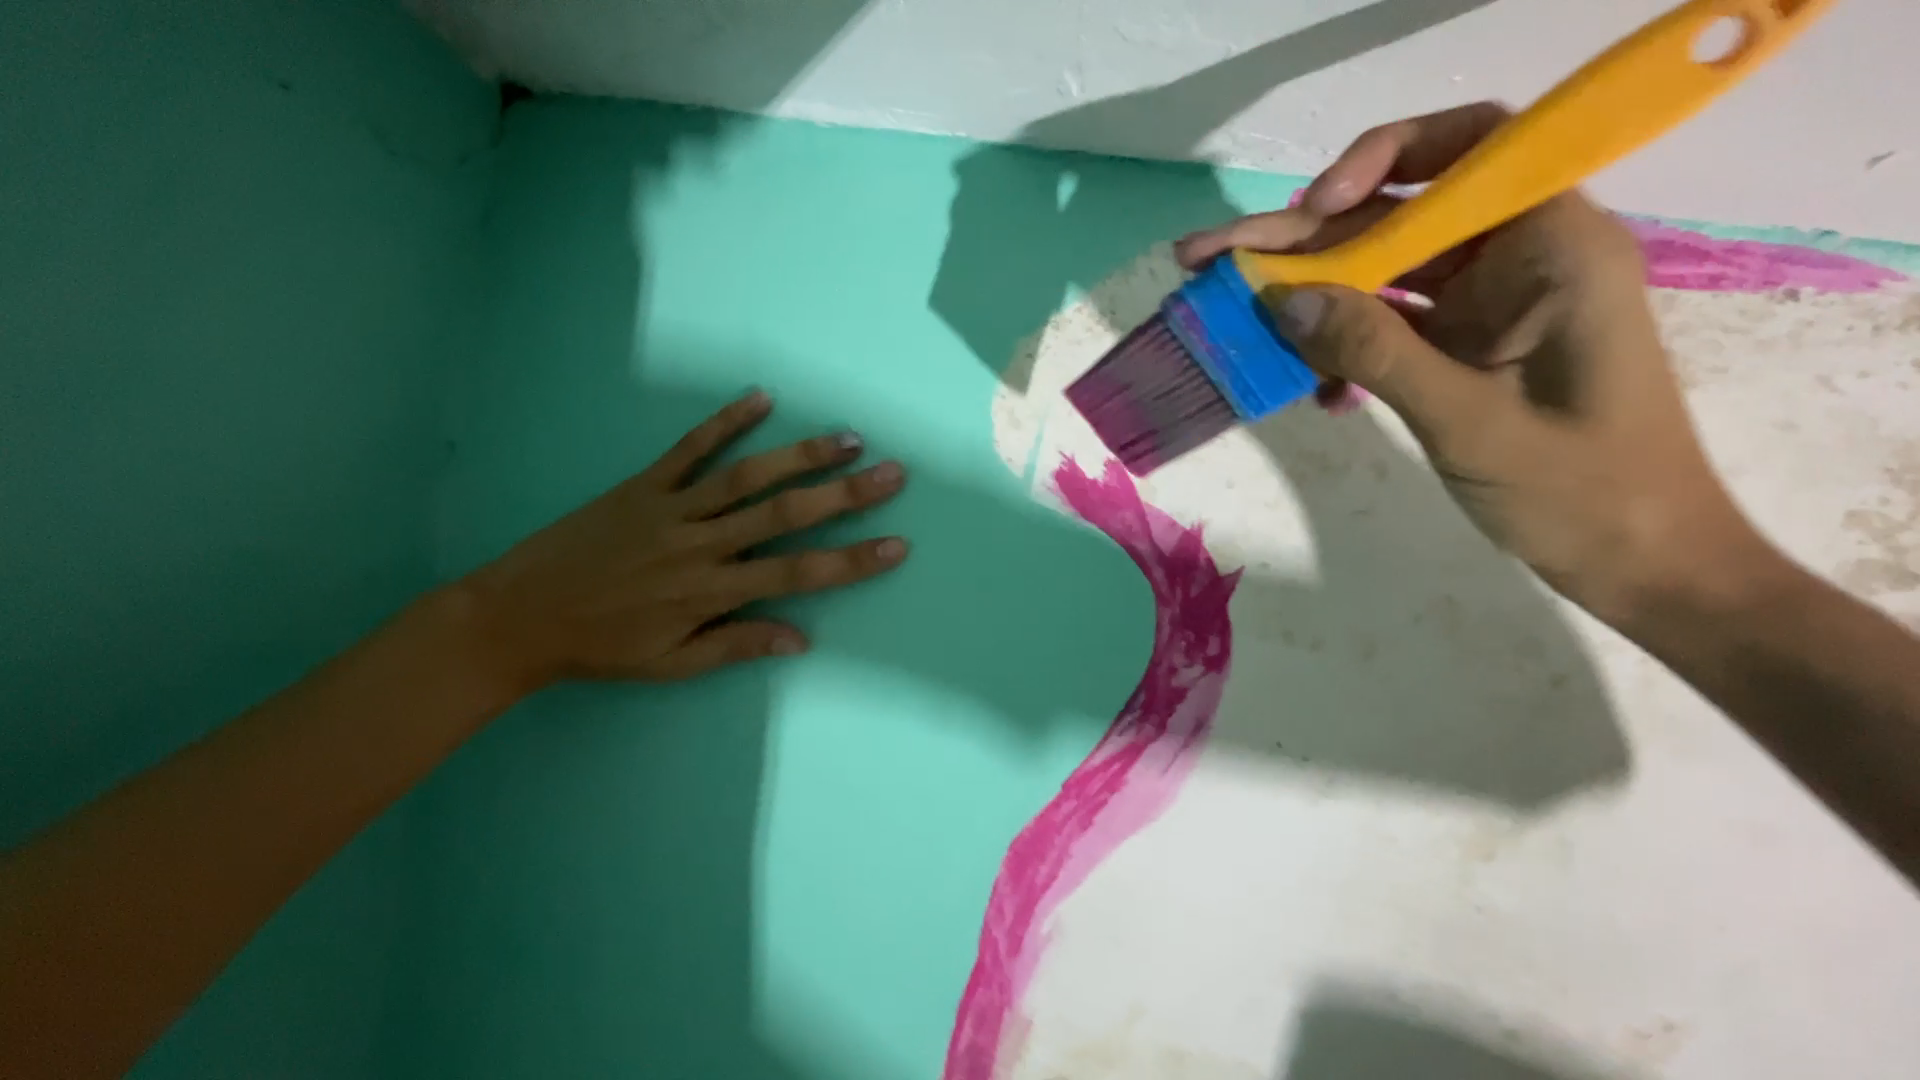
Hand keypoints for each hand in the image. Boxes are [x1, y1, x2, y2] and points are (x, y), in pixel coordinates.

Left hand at [453, 389, 908, 690]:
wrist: (517, 614)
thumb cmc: (601, 646)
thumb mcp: (670, 664)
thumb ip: (735, 646)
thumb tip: (801, 640)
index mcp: (709, 593)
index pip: (796, 576)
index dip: (850, 561)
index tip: (896, 546)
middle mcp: (699, 545)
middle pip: (783, 516)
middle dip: (842, 495)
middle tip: (892, 473)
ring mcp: (670, 509)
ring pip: (746, 477)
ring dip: (799, 455)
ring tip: (847, 437)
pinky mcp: (641, 485)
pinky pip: (688, 450)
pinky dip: (724, 423)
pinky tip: (759, 399)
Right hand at [1174, 103, 1769, 622]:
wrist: (1639, 559)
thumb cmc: (1579, 489)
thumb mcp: (1466, 419)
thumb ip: (1374, 350)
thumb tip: (1281, 298)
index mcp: (1550, 246)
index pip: (1468, 147)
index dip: (1383, 159)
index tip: (1315, 205)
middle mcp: (1519, 257)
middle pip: (1399, 215)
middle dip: (1304, 238)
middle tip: (1210, 257)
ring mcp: (1491, 304)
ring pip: (1384, 271)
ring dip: (1310, 294)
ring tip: (1232, 311)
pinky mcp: (1470, 347)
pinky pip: (1392, 324)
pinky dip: (1345, 346)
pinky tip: (1311, 387)